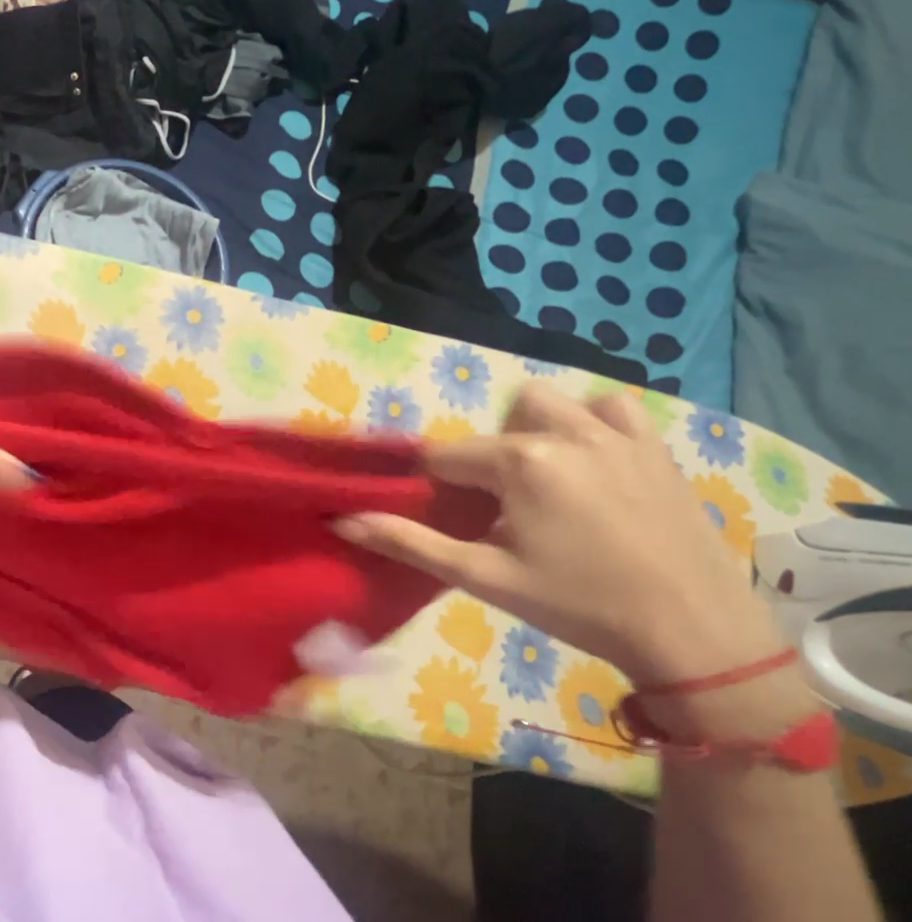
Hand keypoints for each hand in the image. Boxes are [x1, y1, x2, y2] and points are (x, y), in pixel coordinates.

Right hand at [333, 382, 784, 688]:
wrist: (695, 634)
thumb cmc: (578, 605)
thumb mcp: (482, 576)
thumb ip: (408, 541)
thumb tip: (341, 519)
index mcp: (519, 462)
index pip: (446, 457)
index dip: (437, 488)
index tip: (455, 521)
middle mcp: (565, 434)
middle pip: (496, 424)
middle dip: (486, 458)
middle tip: (500, 507)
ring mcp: (618, 436)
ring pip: (551, 404)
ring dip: (535, 429)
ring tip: (543, 478)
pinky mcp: (657, 449)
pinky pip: (614, 409)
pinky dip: (594, 422)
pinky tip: (592, 461)